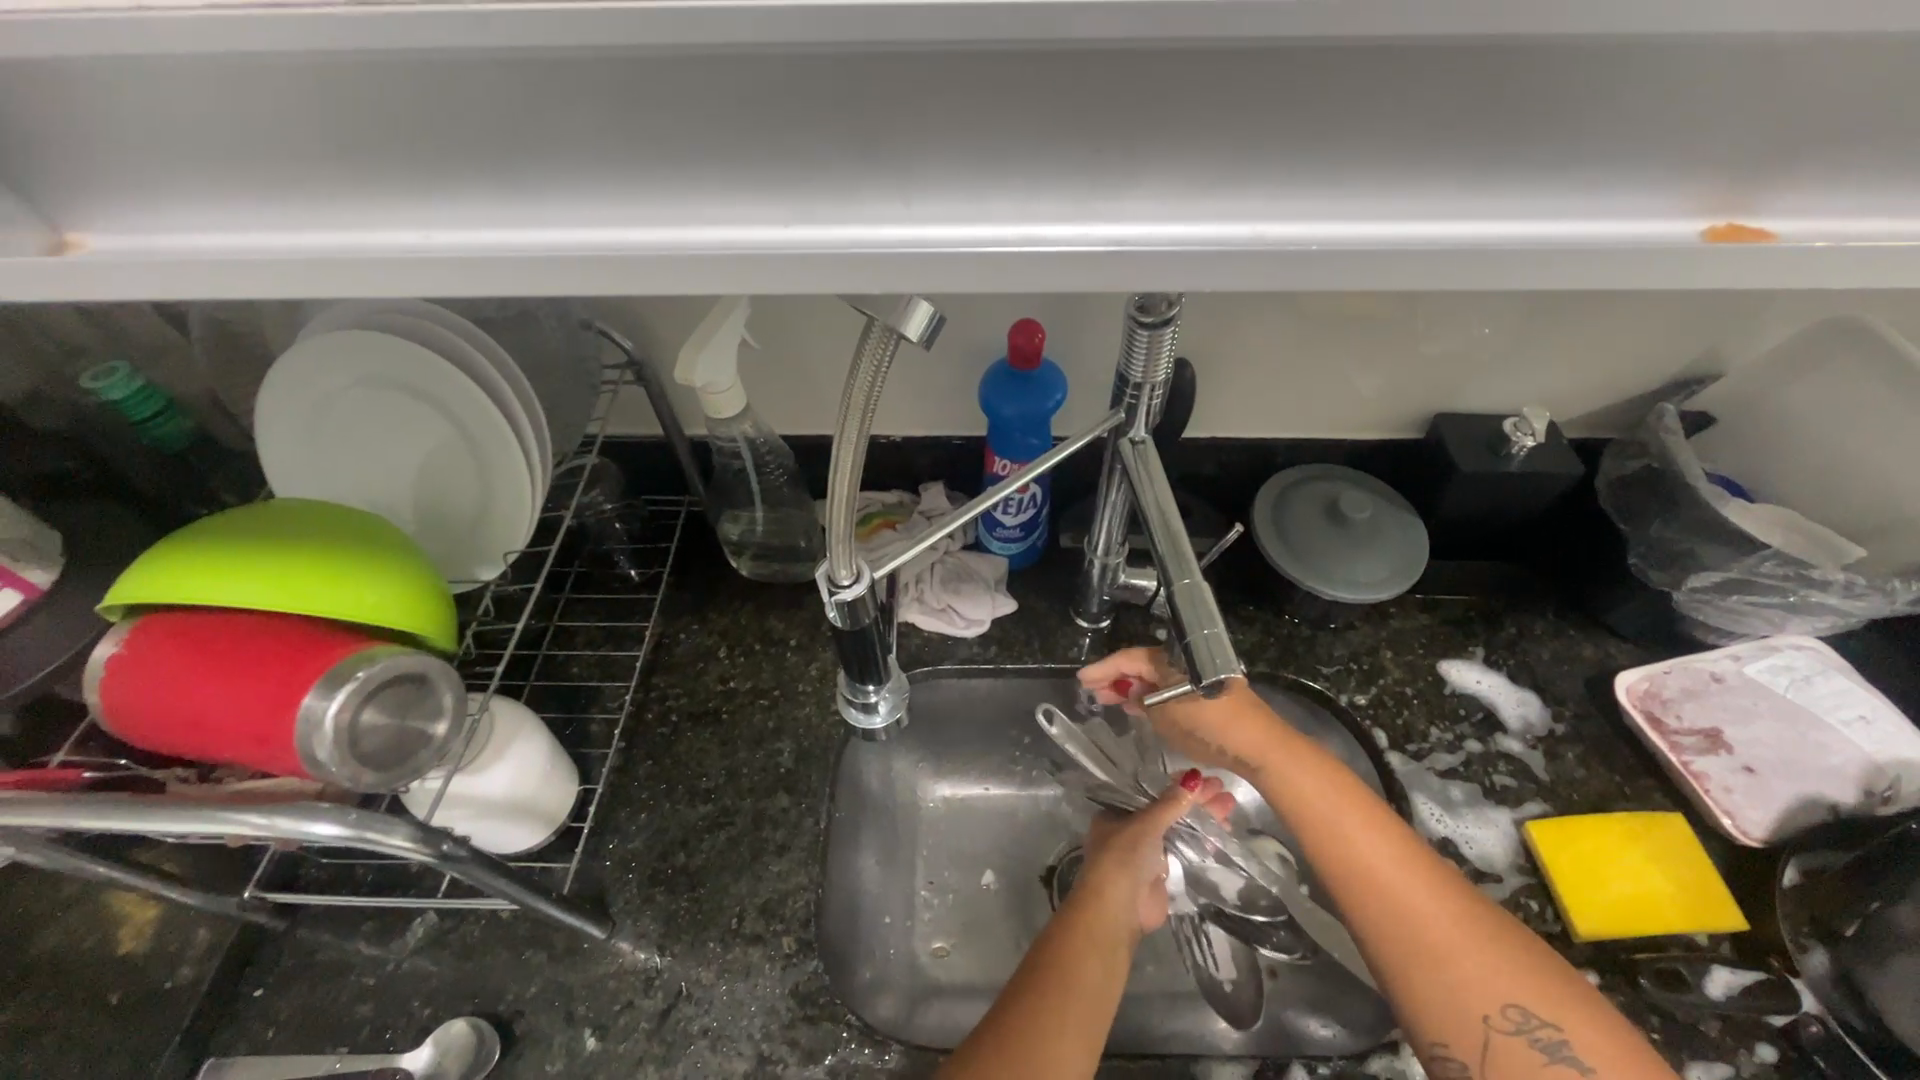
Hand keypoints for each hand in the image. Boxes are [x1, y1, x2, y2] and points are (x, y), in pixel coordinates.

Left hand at [1074, 771, 1235, 935]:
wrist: (1119, 909)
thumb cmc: (1124, 857)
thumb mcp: (1146, 823)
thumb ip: (1170, 803)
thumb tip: (1194, 777)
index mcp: (1116, 814)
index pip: (1151, 793)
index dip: (1177, 785)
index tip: (1202, 778)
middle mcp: (1130, 831)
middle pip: (1168, 811)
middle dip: (1195, 801)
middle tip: (1223, 791)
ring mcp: (1147, 853)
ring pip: (1179, 830)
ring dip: (1202, 819)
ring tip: (1230, 807)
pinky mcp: (1163, 874)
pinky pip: (1185, 851)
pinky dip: (1202, 841)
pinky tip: (1222, 832)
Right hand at [1077, 647, 1286, 778]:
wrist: (1259, 746)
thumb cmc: (1207, 727)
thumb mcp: (1164, 717)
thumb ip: (1141, 701)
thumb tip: (1128, 691)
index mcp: (1172, 660)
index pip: (1129, 659)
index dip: (1103, 669)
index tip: (1080, 679)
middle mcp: (1185, 661)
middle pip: (1143, 664)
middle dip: (1117, 677)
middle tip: (1093, 692)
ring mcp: (1200, 676)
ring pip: (1158, 676)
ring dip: (1135, 687)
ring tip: (1110, 700)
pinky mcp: (1211, 691)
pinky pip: (1173, 686)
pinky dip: (1154, 695)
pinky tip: (1140, 706)